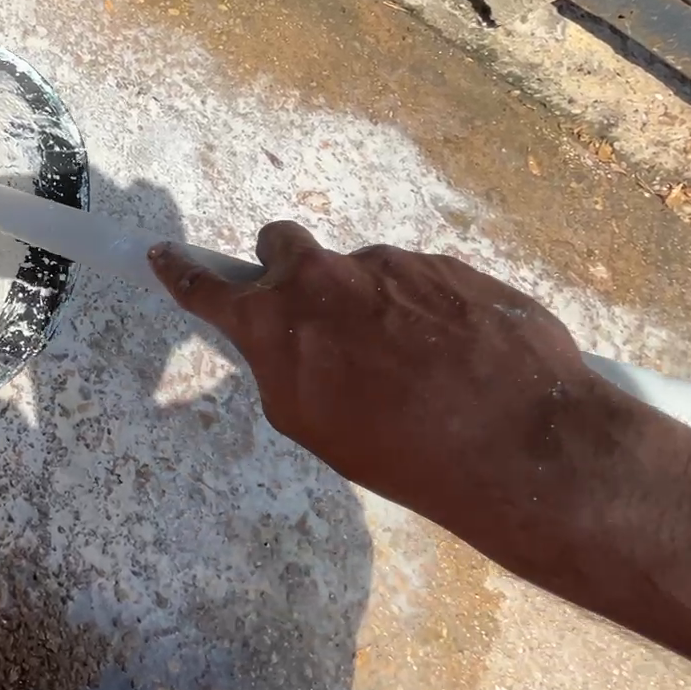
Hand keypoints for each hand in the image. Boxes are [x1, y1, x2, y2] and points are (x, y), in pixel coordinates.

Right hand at [147, 221, 611, 534]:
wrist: (528, 448)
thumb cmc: (395, 448)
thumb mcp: (305, 420)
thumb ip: (277, 363)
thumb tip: (284, 340)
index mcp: (272, 318)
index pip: (204, 286)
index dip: (178, 271)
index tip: (162, 255)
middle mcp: (321, 276)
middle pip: (280, 241)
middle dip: (288, 269)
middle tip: (321, 316)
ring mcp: (389, 262)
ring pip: (359, 269)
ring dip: (369, 299)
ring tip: (418, 358)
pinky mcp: (451, 264)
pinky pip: (419, 279)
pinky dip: (424, 307)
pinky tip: (459, 352)